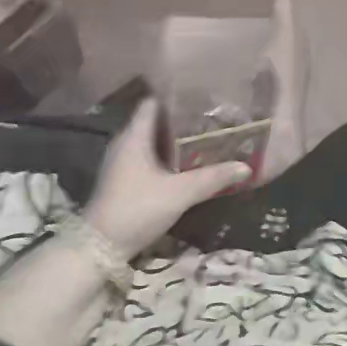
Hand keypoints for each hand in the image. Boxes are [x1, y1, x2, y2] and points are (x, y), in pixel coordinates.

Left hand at [84, 98, 250, 258]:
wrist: (101, 246)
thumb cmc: (137, 209)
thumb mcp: (179, 193)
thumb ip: (212, 178)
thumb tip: (245, 167)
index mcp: (134, 136)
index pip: (153, 103)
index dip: (176, 98)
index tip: (203, 98)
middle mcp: (125, 144)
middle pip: (155, 123)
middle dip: (182, 123)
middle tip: (213, 122)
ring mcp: (122, 164)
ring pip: (153, 144)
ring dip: (176, 144)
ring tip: (207, 142)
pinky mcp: (124, 182)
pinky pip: (149, 162)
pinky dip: (168, 161)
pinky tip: (188, 168)